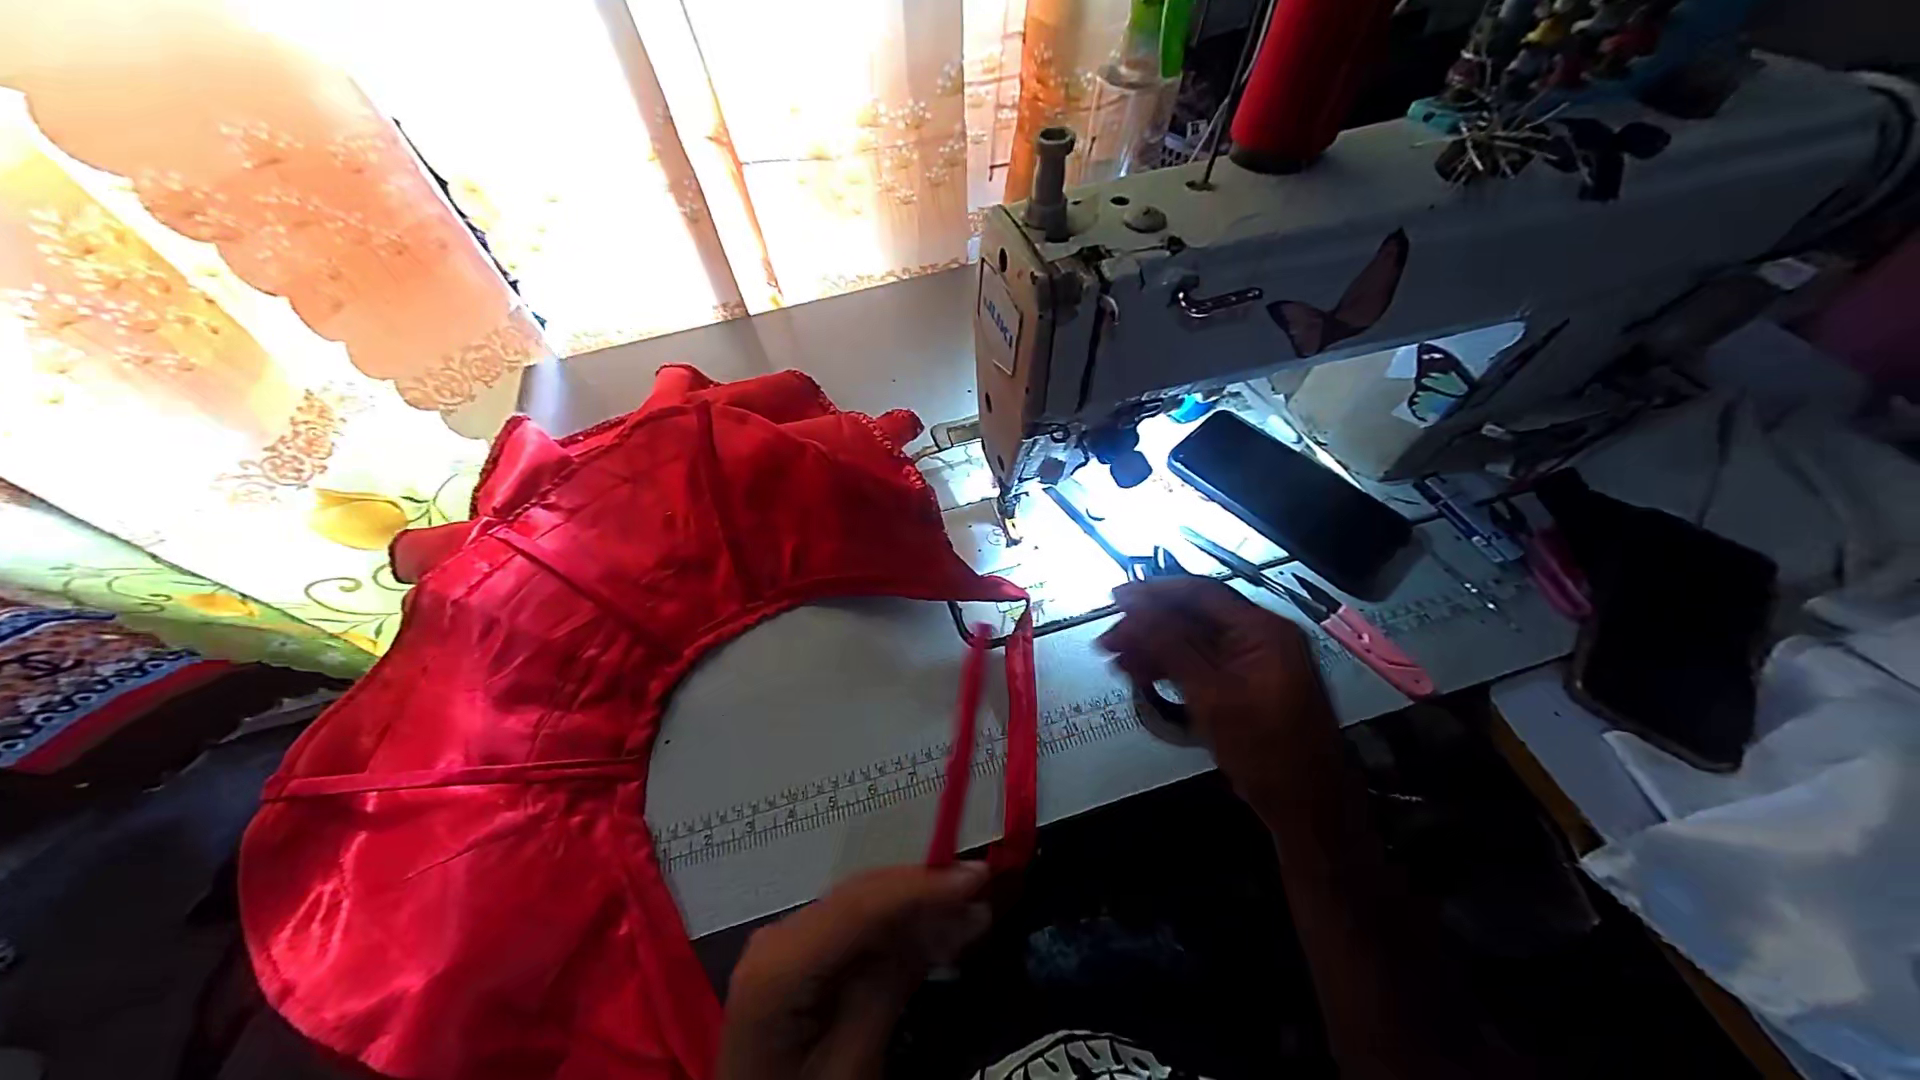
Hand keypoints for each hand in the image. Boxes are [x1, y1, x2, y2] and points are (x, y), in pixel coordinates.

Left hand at [718, 863, 991, 1079]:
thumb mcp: (851, 1065)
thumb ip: (890, 986)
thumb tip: (948, 919)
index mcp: (779, 963)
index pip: (860, 904)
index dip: (923, 884)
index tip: (977, 877)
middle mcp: (779, 936)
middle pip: (864, 898)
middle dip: (927, 892)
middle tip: (985, 889)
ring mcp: (789, 943)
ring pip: (867, 909)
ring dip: (921, 909)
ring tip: (974, 912)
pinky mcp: (804, 956)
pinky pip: (859, 930)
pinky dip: (902, 931)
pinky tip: (941, 932)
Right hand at [1096, 576, 1335, 794]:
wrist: (1306, 806)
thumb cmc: (1277, 757)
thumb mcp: (1213, 697)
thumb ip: (1171, 647)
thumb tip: (1139, 611)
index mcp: (1264, 632)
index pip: (1200, 594)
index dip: (1154, 593)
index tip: (1121, 598)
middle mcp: (1261, 639)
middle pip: (1192, 616)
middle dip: (1147, 625)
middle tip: (1113, 637)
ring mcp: (1251, 662)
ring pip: (1190, 640)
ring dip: (1152, 646)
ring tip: (1120, 658)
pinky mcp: (1241, 683)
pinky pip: (1197, 661)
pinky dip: (1168, 665)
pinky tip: (1143, 672)